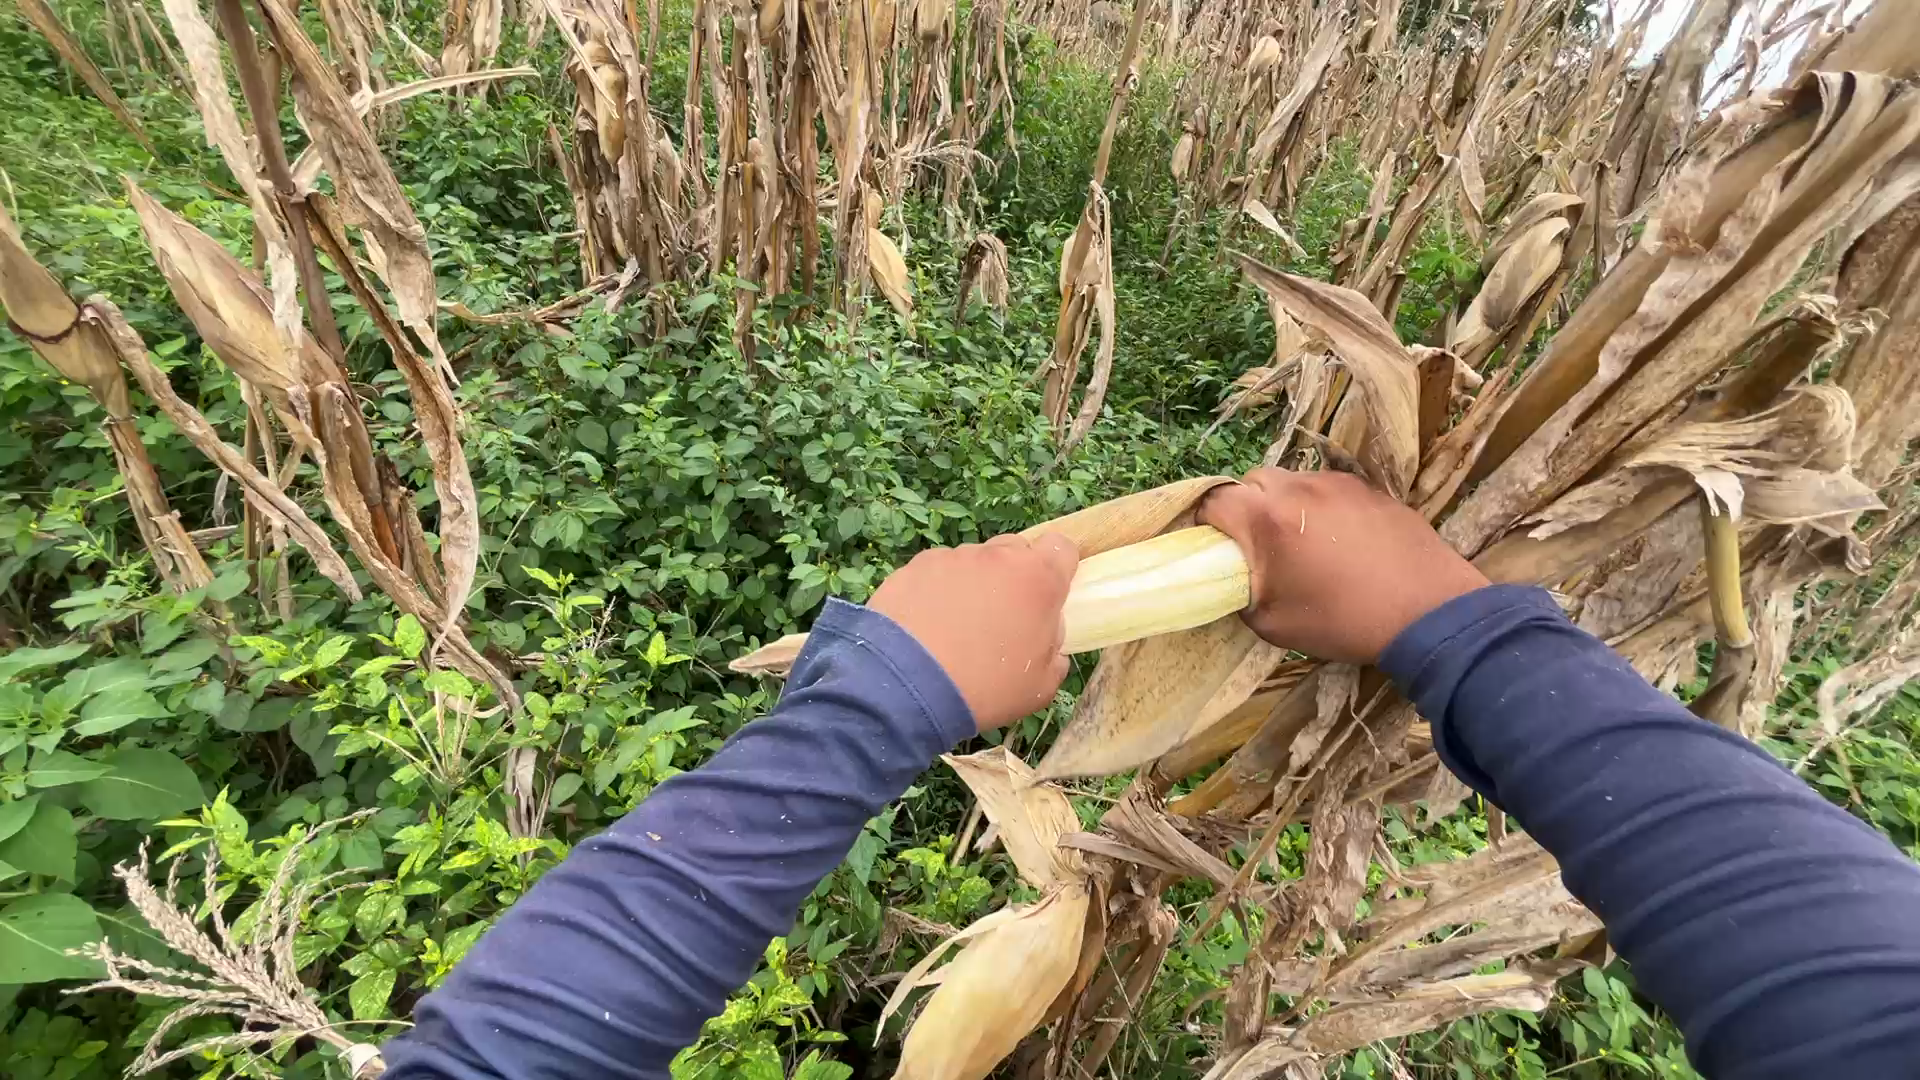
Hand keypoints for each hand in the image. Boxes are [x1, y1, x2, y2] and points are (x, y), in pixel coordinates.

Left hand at [867, 533, 1078, 732]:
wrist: (908, 687)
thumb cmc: (986, 688)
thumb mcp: (1040, 685)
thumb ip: (1054, 650)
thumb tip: (1047, 635)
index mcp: (1038, 579)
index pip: (1061, 548)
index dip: (1055, 569)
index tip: (1045, 595)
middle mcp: (998, 557)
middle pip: (1016, 551)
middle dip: (1014, 576)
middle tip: (1000, 617)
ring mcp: (954, 557)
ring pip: (974, 561)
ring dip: (973, 584)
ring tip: (954, 627)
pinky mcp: (916, 565)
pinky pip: (937, 571)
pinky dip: (936, 589)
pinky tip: (925, 625)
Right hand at [1197, 468, 1488, 663]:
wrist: (1432, 615)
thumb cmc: (1342, 621)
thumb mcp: (1270, 622)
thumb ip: (1238, 591)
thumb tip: (1231, 578)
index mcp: (1266, 517)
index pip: (1212, 501)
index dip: (1205, 524)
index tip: (1212, 548)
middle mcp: (1298, 488)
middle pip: (1251, 482)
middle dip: (1244, 508)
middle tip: (1256, 546)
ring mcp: (1338, 483)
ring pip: (1291, 481)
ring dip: (1282, 505)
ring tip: (1300, 542)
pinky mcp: (1371, 488)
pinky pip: (1327, 488)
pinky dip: (1319, 507)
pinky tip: (1337, 540)